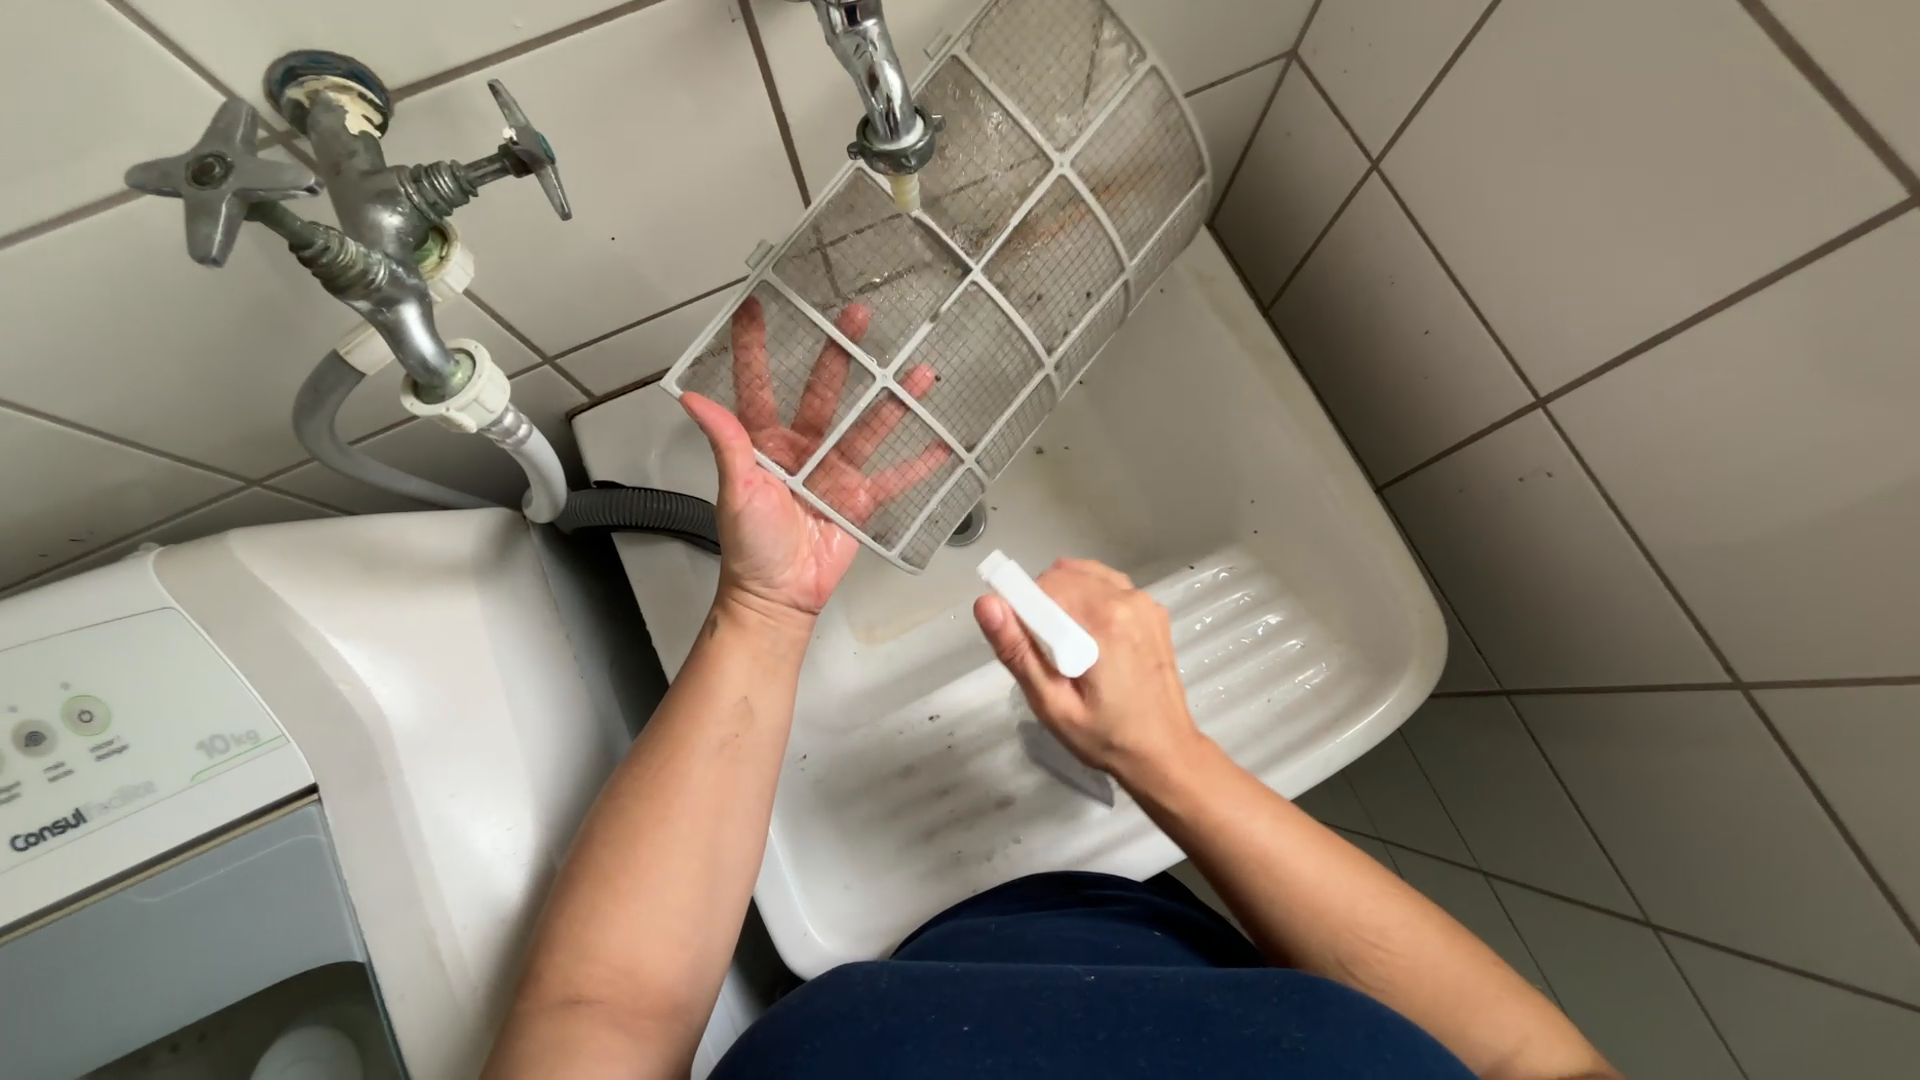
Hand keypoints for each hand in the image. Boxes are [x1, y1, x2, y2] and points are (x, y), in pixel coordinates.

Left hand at [683, 296, 948, 619]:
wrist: (780, 594)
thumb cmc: (750, 548)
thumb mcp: (737, 490)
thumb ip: (727, 443)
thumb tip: (695, 400)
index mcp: (766, 444)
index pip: (758, 385)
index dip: (754, 347)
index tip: (755, 309)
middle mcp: (803, 450)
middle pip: (825, 391)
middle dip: (842, 353)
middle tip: (857, 317)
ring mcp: (835, 472)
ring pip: (869, 426)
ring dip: (895, 401)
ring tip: (919, 374)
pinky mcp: (860, 498)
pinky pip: (894, 476)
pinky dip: (918, 464)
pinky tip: (940, 445)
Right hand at [973, 558, 1206, 778]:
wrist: (1165, 752)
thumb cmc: (1106, 736)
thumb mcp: (1051, 704)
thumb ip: (1017, 651)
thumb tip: (987, 603)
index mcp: (1104, 620)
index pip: (1046, 584)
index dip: (1024, 606)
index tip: (1026, 643)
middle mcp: (1128, 600)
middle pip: (1065, 576)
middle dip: (1044, 605)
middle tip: (1047, 653)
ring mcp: (1145, 602)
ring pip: (1085, 576)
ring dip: (1066, 599)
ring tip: (1067, 645)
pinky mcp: (1152, 610)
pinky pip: (1108, 586)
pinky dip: (1090, 599)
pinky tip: (1091, 636)